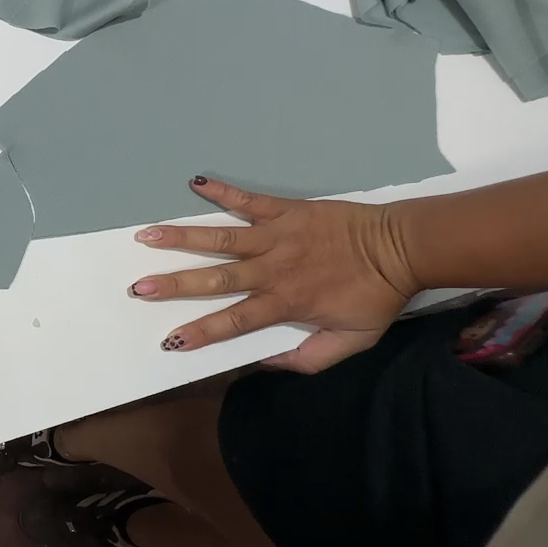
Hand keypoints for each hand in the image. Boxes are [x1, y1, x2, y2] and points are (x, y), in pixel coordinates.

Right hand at [128, 176, 418, 371]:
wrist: (408, 247)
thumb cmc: (376, 294)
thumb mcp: (355, 338)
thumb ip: (311, 356)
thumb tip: (265, 364)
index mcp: (286, 302)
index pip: (236, 321)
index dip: (203, 331)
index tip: (170, 340)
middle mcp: (272, 270)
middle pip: (217, 279)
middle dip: (176, 284)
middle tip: (140, 287)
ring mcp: (276, 238)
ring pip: (221, 240)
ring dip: (182, 238)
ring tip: (146, 236)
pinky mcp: (284, 212)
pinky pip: (248, 201)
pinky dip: (223, 191)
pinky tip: (196, 182)